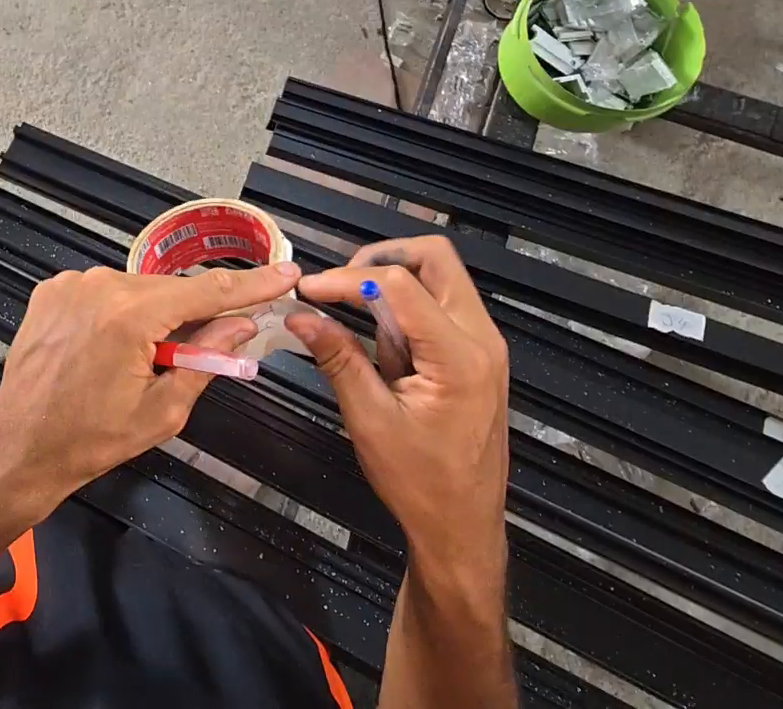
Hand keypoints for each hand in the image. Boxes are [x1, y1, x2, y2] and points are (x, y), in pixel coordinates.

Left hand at [0, 262, 303, 523]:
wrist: (19, 446)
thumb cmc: (91, 438)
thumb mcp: (163, 410)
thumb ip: (207, 359)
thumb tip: (243, 325)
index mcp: (131, 314)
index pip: (208, 291)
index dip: (252, 284)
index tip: (286, 272)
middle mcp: (100, 284)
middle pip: (169, 290)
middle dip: (189, 316)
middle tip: (187, 356)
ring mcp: (71, 283)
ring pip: (135, 290)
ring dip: (148, 316)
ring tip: (133, 362)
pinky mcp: (50, 290)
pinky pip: (102, 292)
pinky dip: (115, 312)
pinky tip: (104, 348)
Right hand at [287, 236, 508, 579]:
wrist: (463, 525)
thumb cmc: (419, 481)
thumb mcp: (369, 419)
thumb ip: (337, 359)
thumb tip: (298, 316)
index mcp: (459, 356)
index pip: (398, 284)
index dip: (345, 278)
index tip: (307, 290)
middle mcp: (481, 338)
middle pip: (436, 258)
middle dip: (380, 259)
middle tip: (338, 285)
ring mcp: (483, 344)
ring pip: (438, 276)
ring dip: (391, 281)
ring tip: (353, 316)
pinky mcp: (475, 353)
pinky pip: (438, 304)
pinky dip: (403, 304)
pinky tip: (377, 338)